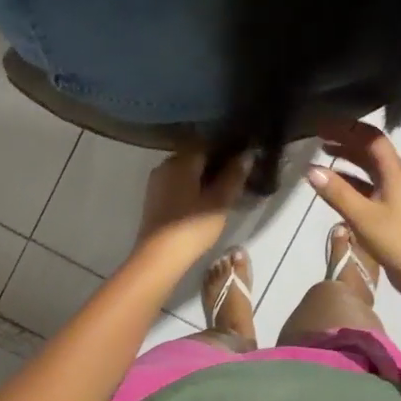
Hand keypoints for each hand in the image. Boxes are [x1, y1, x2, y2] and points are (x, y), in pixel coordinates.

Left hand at [135, 149, 246, 263]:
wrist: (159, 257)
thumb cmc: (193, 227)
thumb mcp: (219, 202)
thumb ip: (234, 176)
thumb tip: (247, 154)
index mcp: (181, 160)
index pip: (207, 143)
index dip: (227, 149)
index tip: (243, 160)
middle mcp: (165, 165)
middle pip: (194, 157)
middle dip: (215, 164)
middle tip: (236, 178)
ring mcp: (156, 182)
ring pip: (185, 172)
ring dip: (202, 177)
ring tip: (222, 191)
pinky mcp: (153, 198)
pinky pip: (176, 184)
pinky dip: (190, 188)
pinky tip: (203, 201)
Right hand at [305, 121, 400, 283]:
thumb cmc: (395, 240)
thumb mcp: (362, 216)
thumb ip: (336, 192)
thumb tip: (310, 169)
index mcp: (394, 172)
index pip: (371, 138)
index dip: (348, 128)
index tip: (323, 125)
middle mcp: (396, 177)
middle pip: (370, 149)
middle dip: (345, 139)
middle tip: (318, 135)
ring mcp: (394, 193)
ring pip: (369, 167)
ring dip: (347, 158)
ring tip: (323, 152)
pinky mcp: (390, 208)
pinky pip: (368, 185)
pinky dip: (350, 180)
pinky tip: (334, 184)